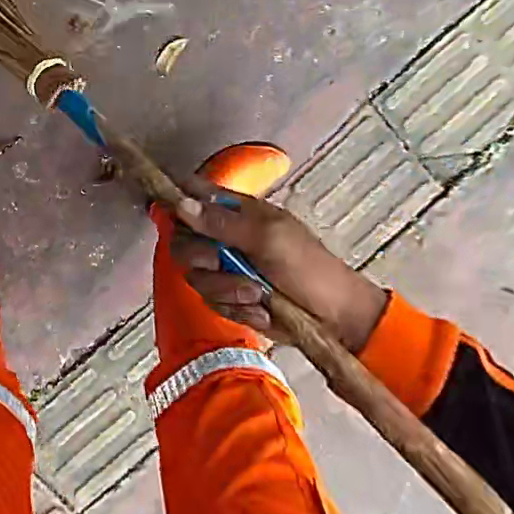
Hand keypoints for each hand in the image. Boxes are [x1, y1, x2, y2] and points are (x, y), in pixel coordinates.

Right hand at [170, 186, 388, 351]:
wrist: (337, 320)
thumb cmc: (310, 269)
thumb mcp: (268, 238)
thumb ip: (222, 222)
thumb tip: (181, 204)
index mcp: (234, 212)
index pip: (191, 193)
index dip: (175, 200)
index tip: (175, 218)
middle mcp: (222, 237)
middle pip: (181, 239)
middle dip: (201, 258)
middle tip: (221, 263)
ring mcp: (225, 268)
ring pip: (195, 275)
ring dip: (225, 289)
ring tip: (256, 294)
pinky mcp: (229, 296)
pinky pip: (211, 301)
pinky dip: (237, 309)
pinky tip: (261, 309)